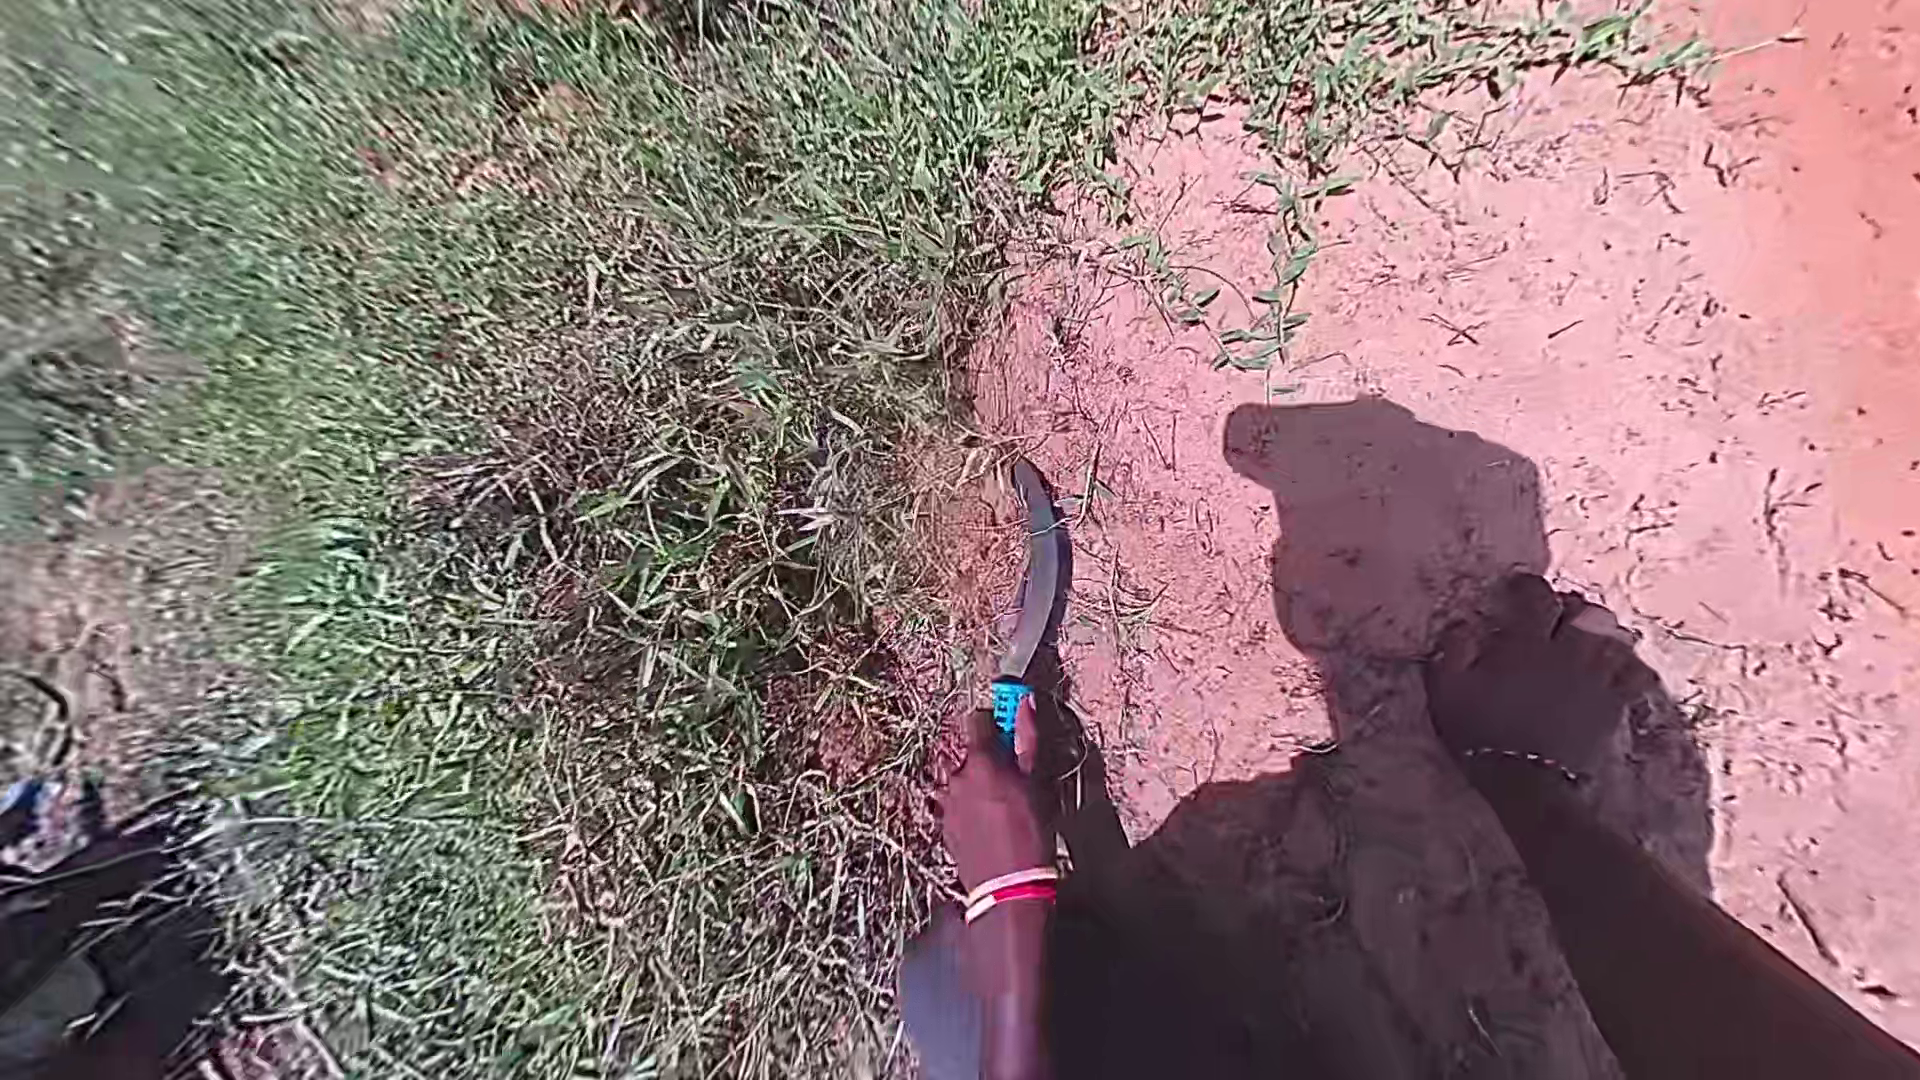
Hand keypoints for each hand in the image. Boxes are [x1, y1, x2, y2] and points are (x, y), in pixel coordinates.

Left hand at [938, 698, 1048, 891]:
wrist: (1008, 887)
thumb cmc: (1029, 832)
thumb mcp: (1035, 782)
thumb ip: (1027, 738)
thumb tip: (1025, 703)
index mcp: (980, 762)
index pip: (976, 719)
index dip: (992, 720)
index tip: (1005, 726)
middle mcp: (956, 777)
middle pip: (968, 751)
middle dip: (986, 756)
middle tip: (1008, 774)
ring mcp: (946, 801)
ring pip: (960, 777)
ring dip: (974, 780)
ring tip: (997, 801)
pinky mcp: (943, 823)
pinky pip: (953, 801)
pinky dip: (966, 802)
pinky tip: (985, 819)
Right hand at [1424, 574, 1654, 778]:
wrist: (1525, 778)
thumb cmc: (1478, 728)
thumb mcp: (1446, 687)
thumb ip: (1453, 649)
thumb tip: (1463, 623)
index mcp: (1526, 647)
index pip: (1536, 601)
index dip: (1528, 586)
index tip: (1518, 584)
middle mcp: (1569, 656)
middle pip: (1589, 614)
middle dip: (1572, 605)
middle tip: (1553, 609)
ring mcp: (1598, 681)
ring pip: (1617, 639)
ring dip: (1600, 630)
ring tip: (1582, 633)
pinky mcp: (1615, 704)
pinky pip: (1636, 673)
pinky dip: (1626, 662)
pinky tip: (1611, 664)